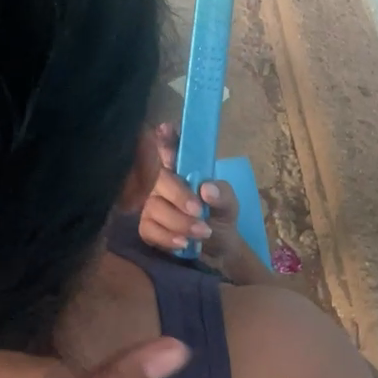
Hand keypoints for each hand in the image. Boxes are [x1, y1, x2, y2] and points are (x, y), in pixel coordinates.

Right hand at [136, 125, 269, 283]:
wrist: (218, 249)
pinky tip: (183, 242)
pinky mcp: (148, 228)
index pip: (170, 148)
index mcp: (183, 170)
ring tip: (202, 232)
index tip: (165, 128)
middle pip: (160, 179)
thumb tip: (206, 190)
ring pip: (155, 207)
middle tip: (198, 210)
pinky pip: (149, 229)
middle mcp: (163, 183)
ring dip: (179, 221)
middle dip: (179, 194)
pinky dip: (167, 237)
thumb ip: (222, 194)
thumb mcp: (229, 204)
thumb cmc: (219, 216)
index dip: (166, 138)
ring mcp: (152, 205)